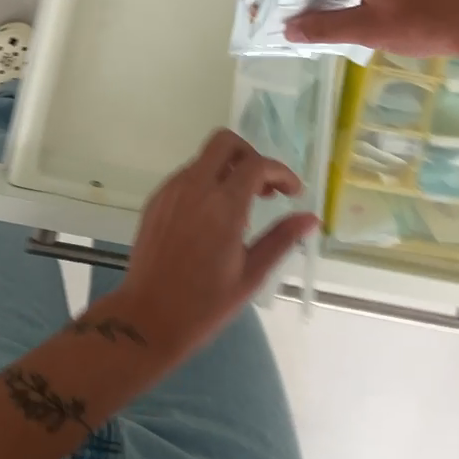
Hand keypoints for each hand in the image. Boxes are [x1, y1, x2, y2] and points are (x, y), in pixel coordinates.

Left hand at [114, 130, 317, 358]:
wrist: (148, 317)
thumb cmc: (205, 304)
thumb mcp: (251, 274)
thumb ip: (281, 239)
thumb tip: (310, 218)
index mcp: (223, 205)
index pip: (257, 165)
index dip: (281, 172)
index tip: (293, 193)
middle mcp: (194, 187)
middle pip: (224, 142)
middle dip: (250, 156)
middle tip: (264, 188)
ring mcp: (170, 190)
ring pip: (203, 159)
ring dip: (227, 171)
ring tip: (241, 213)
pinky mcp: (156, 199)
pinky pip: (186, 177)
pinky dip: (205, 184)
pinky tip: (211, 220)